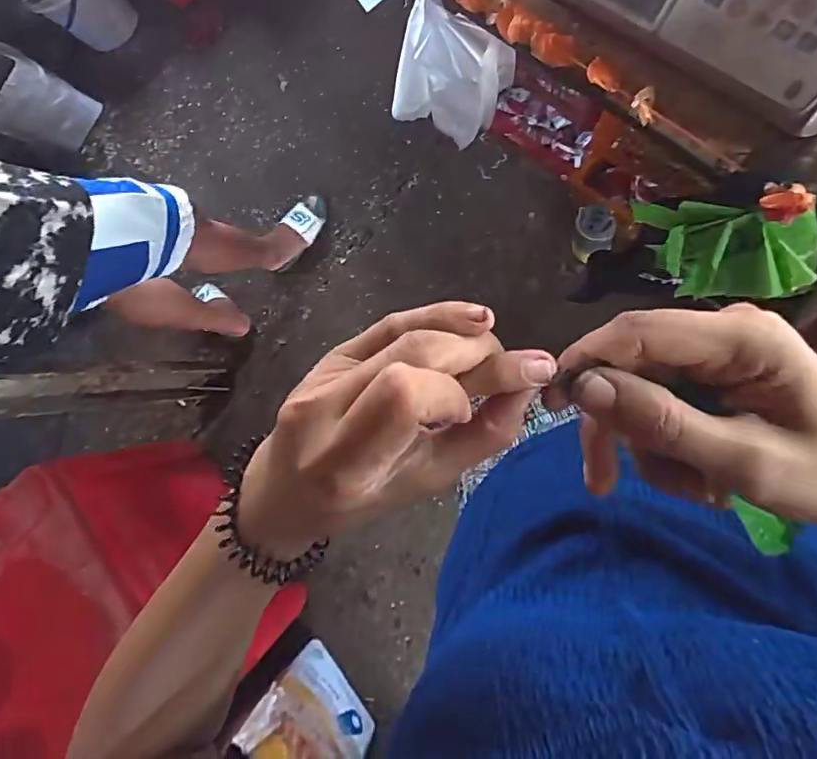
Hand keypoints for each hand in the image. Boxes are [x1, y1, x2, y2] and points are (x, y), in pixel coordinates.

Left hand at [236, 303, 556, 556]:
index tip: (480, 407)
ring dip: (461, 333)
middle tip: (507, 368)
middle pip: (411, 353)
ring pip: (405, 332)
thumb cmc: (360, 501)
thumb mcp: (424, 483)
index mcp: (348, 462)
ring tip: (492, 344)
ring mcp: (324, 373)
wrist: (288, 488)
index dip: (453, 394)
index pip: (405, 396)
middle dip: (472, 353)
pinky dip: (439, 315)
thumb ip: (480, 438)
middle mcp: (327, 409)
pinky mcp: (332, 351)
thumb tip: (528, 388)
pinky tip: (475, 318)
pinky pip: (392, 321)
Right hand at [557, 304, 816, 552]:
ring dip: (652, 443)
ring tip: (696, 492)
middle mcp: (726, 330)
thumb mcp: (746, 464)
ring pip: (648, 386)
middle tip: (603, 481)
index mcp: (742, 335)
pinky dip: (671, 443)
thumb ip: (664, 423)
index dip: (588, 359)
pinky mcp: (723, 373)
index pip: (639, 330)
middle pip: (637, 361)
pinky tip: (704, 479)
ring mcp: (724, 351)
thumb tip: (588, 386)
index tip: (550, 404)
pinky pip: (670, 399)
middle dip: (621, 422)